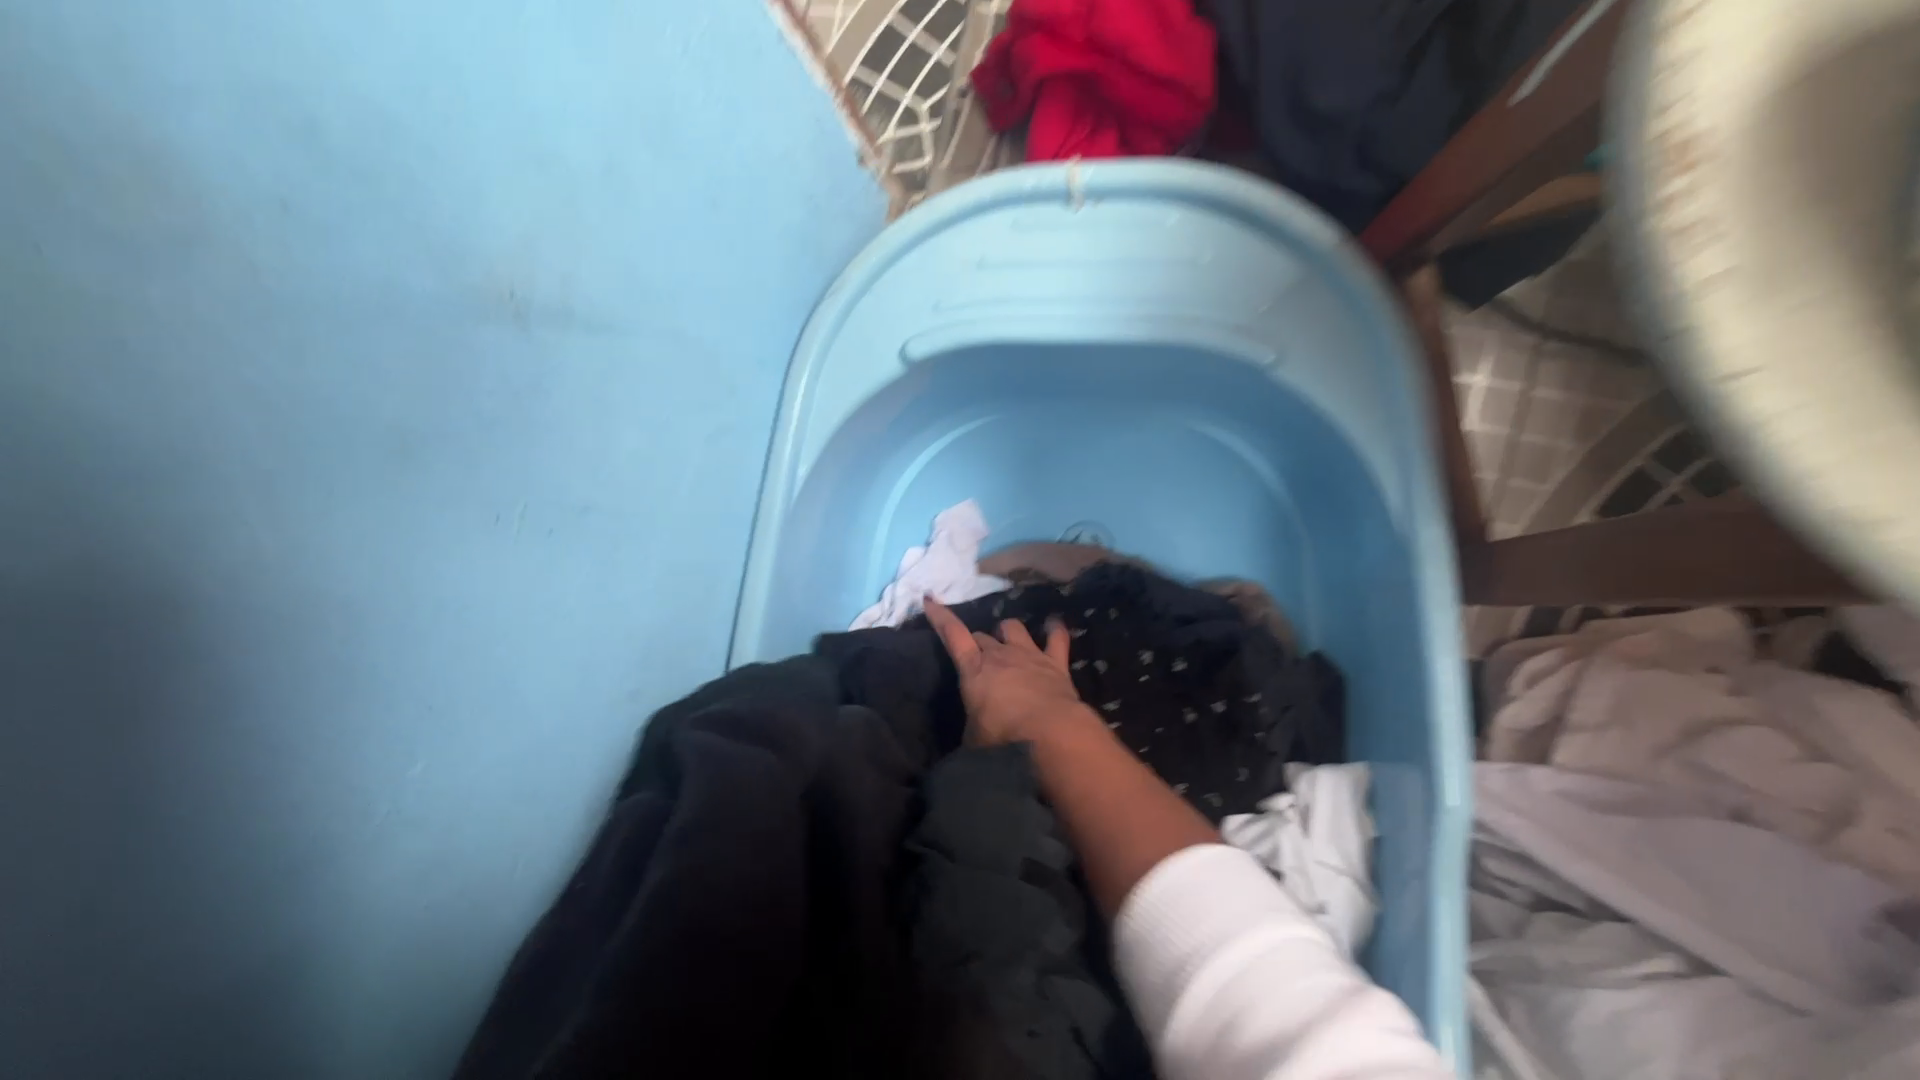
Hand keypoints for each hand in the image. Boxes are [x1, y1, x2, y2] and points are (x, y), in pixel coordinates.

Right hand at [923, 595, 1101, 746]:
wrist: (1050, 733)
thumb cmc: (1003, 738)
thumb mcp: (974, 738)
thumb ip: (971, 726)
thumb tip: (972, 735)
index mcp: (973, 670)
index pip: (952, 634)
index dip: (940, 617)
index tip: (930, 600)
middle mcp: (1000, 654)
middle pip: (983, 636)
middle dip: (978, 643)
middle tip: (978, 658)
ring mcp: (1029, 655)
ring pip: (1014, 627)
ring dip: (1008, 631)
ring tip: (1008, 639)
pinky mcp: (1056, 662)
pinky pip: (1056, 637)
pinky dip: (1054, 630)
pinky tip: (1054, 625)